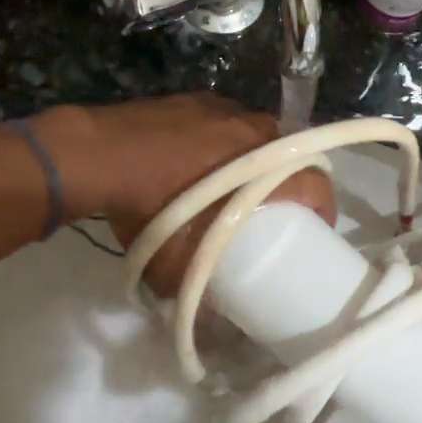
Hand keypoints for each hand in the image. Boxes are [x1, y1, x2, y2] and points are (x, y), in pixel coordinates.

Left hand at [30, 94, 334, 293]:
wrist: (97, 154)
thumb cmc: (148, 207)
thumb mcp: (176, 265)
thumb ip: (202, 294)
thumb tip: (218, 324)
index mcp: (263, 166)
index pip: (315, 183)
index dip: (324, 207)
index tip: (316, 229)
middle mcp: (257, 130)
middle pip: (291, 156)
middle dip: (289, 182)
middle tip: (274, 208)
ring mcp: (228, 108)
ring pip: (261, 135)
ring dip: (258, 158)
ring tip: (239, 183)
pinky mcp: (200, 98)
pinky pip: (228, 120)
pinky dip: (226, 139)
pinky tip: (204, 157)